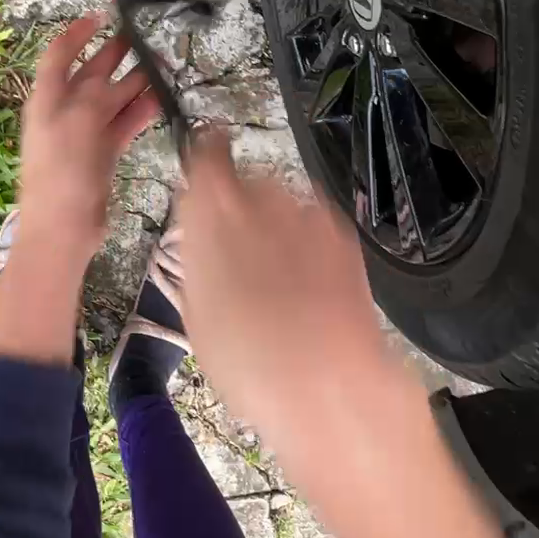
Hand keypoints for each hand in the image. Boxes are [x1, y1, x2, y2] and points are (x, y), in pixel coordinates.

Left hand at [13, 13, 157, 276]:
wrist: (62, 230)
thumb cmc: (61, 173)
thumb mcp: (76, 124)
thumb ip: (93, 95)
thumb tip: (111, 80)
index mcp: (47, 100)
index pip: (58, 55)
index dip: (76, 33)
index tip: (100, 15)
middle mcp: (64, 113)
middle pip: (90, 74)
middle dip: (113, 54)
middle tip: (143, 36)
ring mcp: (84, 134)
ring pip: (112, 100)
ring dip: (134, 82)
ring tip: (162, 65)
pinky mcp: (103, 154)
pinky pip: (123, 125)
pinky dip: (140, 112)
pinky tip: (161, 101)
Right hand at [176, 129, 511, 537]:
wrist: (328, 385)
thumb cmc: (245, 359)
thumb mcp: (196, 311)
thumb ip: (197, 254)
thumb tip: (202, 232)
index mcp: (210, 209)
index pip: (207, 153)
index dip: (207, 164)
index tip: (207, 184)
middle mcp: (258, 195)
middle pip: (245, 179)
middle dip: (241, 205)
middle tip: (242, 256)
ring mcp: (305, 209)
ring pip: (282, 199)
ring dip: (277, 223)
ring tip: (281, 278)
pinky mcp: (342, 230)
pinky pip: (315, 222)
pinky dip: (309, 241)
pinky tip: (311, 285)